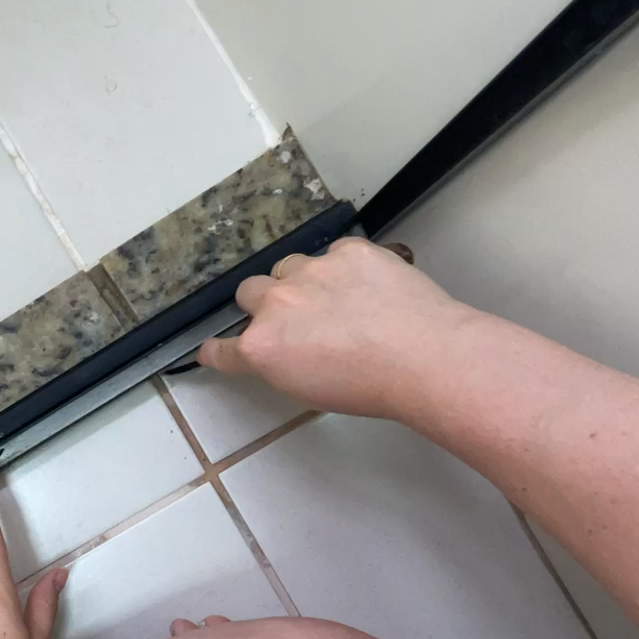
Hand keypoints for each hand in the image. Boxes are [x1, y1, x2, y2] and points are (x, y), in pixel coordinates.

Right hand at [198, 238, 487, 420]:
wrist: (424, 357)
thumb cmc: (365, 388)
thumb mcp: (305, 388)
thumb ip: (278, 362)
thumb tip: (279, 348)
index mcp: (260, 348)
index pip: (221, 350)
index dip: (215, 351)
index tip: (214, 351)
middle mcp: (275, 304)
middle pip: (247, 291)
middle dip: (260, 304)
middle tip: (289, 318)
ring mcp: (311, 271)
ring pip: (287, 267)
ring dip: (298, 281)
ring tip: (331, 298)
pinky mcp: (349, 251)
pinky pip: (333, 254)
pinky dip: (342, 269)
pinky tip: (365, 287)